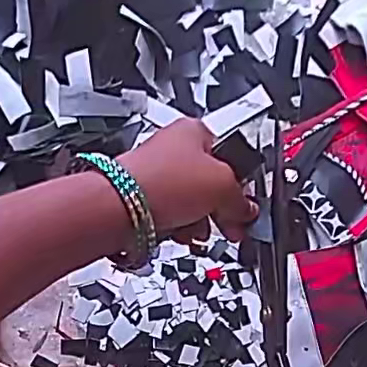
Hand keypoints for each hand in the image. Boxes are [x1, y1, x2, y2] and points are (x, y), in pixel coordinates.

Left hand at [120, 118, 257, 242]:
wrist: (119, 208)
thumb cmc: (161, 182)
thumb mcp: (223, 186)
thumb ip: (241, 199)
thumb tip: (247, 210)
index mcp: (195, 131)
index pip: (230, 157)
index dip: (241, 185)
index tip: (246, 206)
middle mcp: (172, 150)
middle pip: (209, 184)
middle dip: (218, 209)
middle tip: (227, 225)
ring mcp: (155, 176)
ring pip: (189, 204)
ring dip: (198, 222)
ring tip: (197, 231)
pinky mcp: (141, 202)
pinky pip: (169, 216)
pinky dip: (177, 227)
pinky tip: (178, 234)